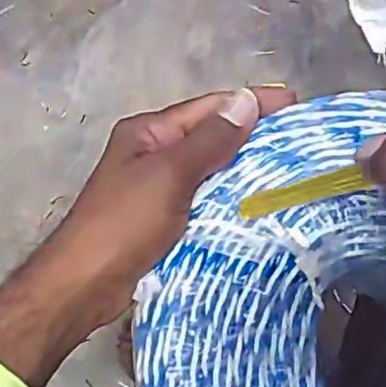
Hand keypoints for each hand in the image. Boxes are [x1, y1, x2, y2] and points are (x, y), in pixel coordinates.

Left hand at [0, 85, 297, 386]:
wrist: (85, 285)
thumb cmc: (123, 224)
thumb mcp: (168, 174)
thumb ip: (209, 140)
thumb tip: (245, 101)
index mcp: (149, 134)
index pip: (209, 109)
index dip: (251, 104)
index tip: (294, 105)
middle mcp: (153, 158)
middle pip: (210, 140)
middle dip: (252, 139)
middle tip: (299, 144)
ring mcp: (158, 194)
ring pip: (209, 176)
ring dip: (244, 175)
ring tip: (289, 175)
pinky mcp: (164, 226)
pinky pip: (203, 207)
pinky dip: (228, 206)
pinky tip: (256, 211)